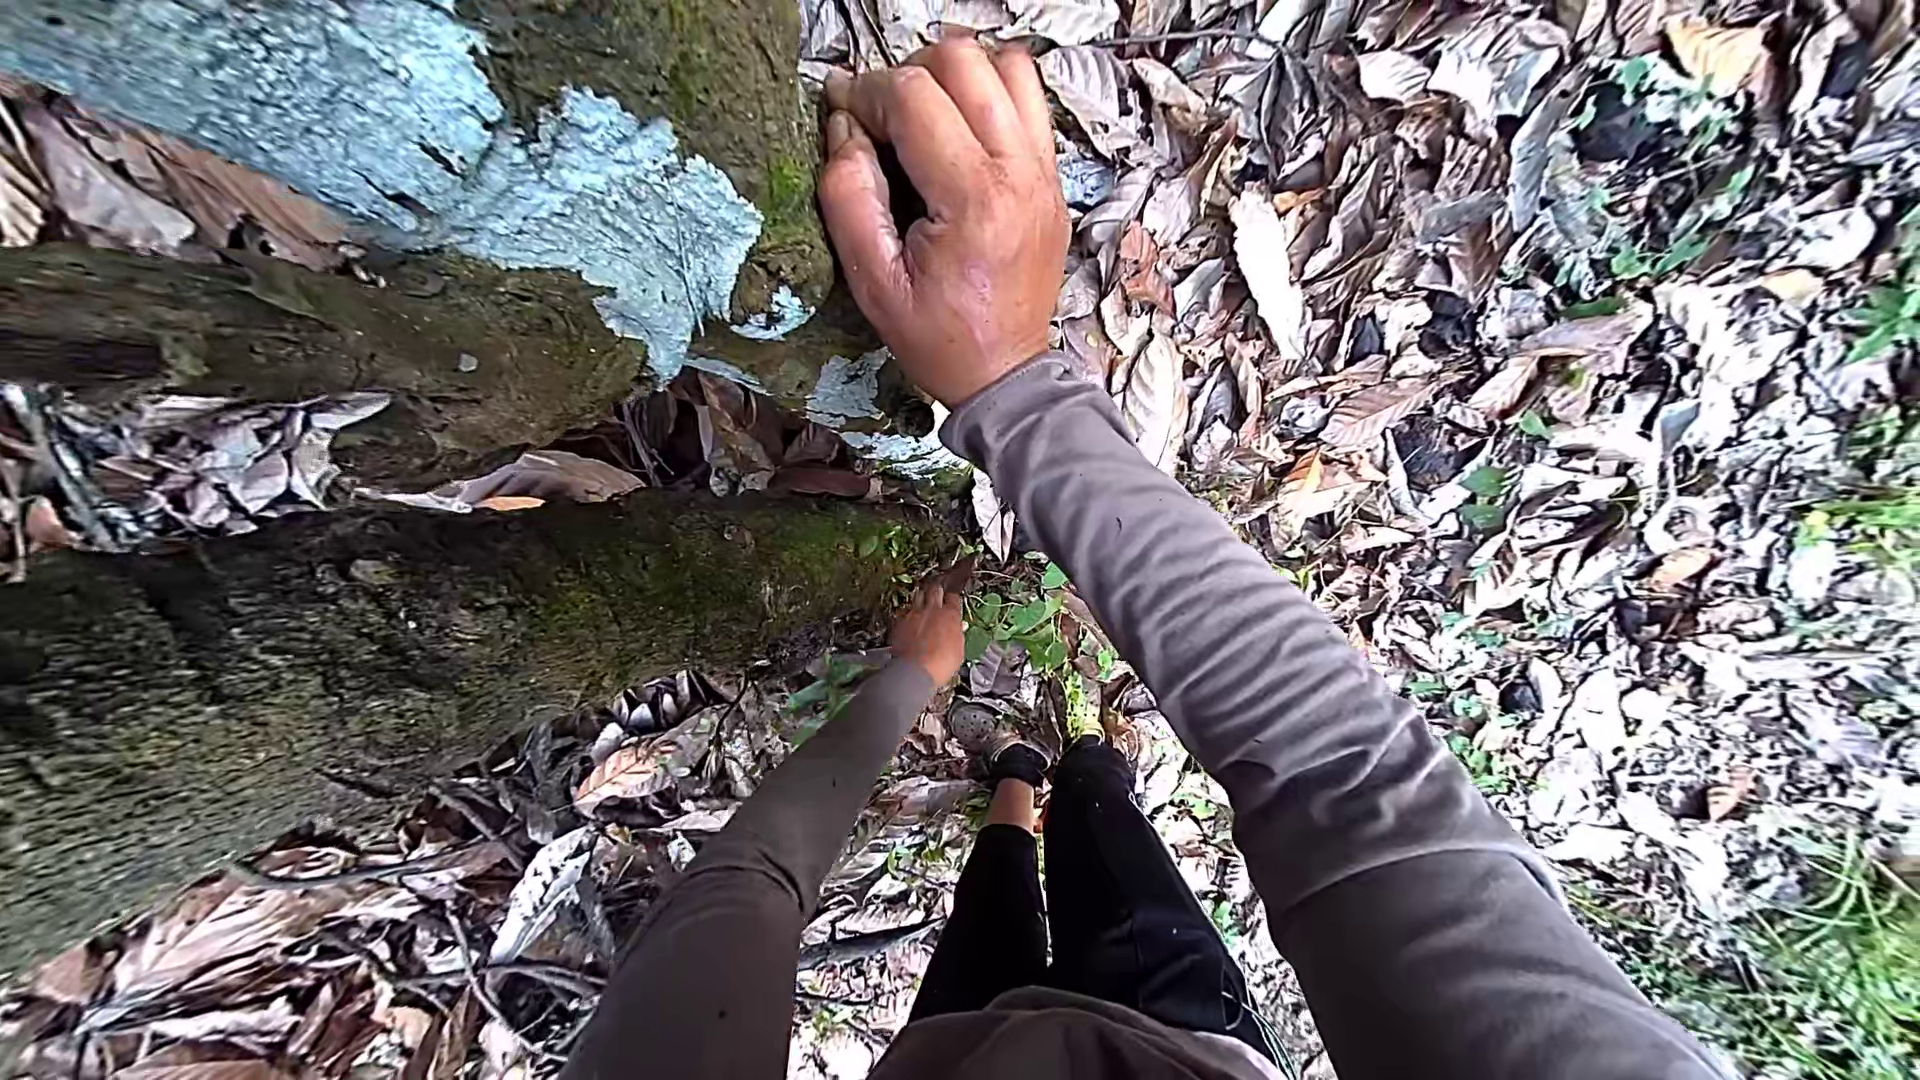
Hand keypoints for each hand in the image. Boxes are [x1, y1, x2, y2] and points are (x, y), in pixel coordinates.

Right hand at [819, 34, 1069, 405]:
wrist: (1004, 376)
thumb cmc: (944, 343)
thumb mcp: (876, 286)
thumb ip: (849, 200)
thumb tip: (845, 131)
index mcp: (974, 202)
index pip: (914, 96)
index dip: (867, 94)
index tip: (848, 118)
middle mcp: (1020, 177)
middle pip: (964, 61)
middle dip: (910, 74)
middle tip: (885, 118)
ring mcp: (1045, 180)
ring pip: (1008, 69)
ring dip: (959, 75)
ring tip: (928, 117)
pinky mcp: (1053, 188)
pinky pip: (1031, 107)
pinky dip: (994, 99)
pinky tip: (965, 136)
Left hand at [890, 584, 965, 684]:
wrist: (916, 670)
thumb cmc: (939, 664)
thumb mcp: (958, 651)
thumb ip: (958, 635)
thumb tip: (958, 630)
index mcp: (950, 615)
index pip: (953, 597)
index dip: (952, 598)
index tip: (951, 600)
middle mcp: (932, 610)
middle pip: (935, 590)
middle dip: (937, 590)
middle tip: (937, 591)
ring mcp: (915, 614)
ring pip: (918, 595)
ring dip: (921, 595)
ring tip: (922, 597)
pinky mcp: (900, 621)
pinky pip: (904, 609)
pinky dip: (908, 611)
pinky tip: (909, 615)